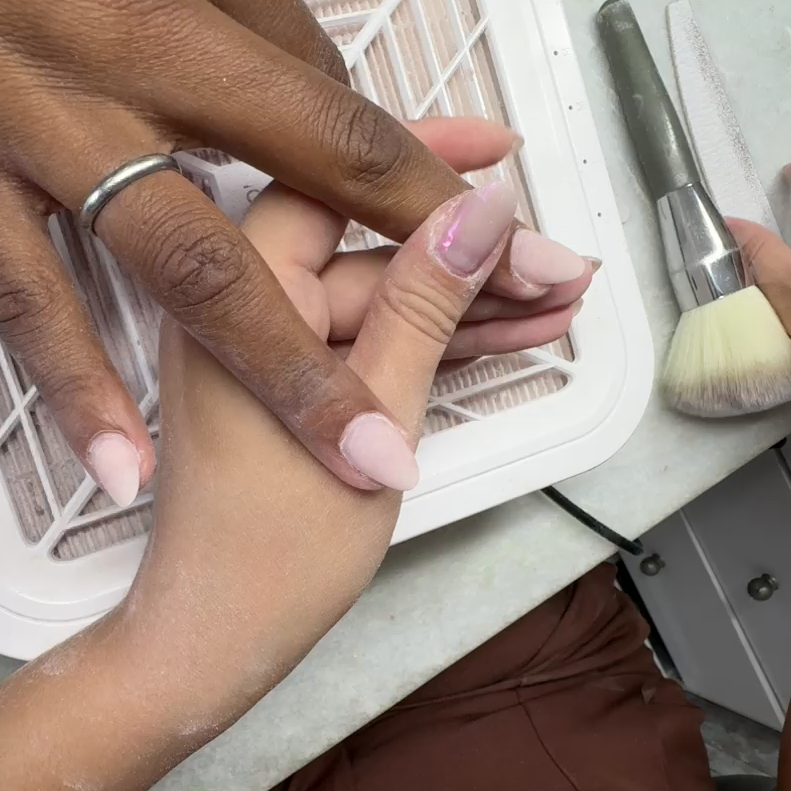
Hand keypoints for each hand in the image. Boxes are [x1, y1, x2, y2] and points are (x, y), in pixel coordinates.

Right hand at [0, 0, 592, 500]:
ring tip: (368, 458)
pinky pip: (29, 298)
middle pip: (315, 166)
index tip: (501, 212)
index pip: (331, 80)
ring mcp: (36, 118)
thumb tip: (298, 67)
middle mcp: (129, 38)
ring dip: (290, 371)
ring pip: (191, 263)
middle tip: (538, 299)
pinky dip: (81, 386)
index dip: (424, 157)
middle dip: (432, 247)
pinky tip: (131, 472)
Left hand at [124, 126, 528, 668]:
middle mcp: (247, 305)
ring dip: (473, 310)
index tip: (508, 150)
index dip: (422, 162)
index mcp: (238, 290)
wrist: (221, 639)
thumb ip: (425, 305)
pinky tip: (518, 338)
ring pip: (386, 307)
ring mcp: (274, 351)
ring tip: (568, 304)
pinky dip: (437, 350)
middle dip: (474, 261)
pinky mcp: (300, 389)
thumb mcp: (373, 414)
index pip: (334, 186)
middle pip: (373, 253)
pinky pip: (373, 350)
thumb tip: (486, 207)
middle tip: (569, 266)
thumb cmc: (281, 541)